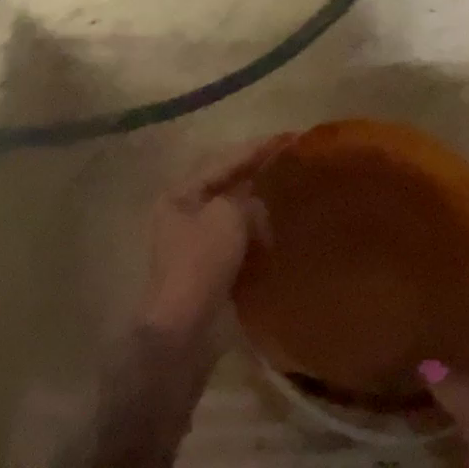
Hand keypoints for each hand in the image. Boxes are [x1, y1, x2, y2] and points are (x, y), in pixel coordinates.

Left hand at [139, 136, 291, 343]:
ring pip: (231, 217)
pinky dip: (254, 239)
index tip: (285, 139)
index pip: (222, 162)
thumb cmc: (201, 263)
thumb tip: (256, 207)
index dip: (254, 149)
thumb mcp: (228, 217)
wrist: (183, 329)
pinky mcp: (205, 272)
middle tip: (289, 167)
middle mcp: (181, 214)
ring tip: (287, 202)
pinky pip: (235, 244)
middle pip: (224, 188)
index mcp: (179, 194)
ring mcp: (192, 245)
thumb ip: (246, 199)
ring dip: (256, 211)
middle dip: (255, 178)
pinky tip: (275, 238)